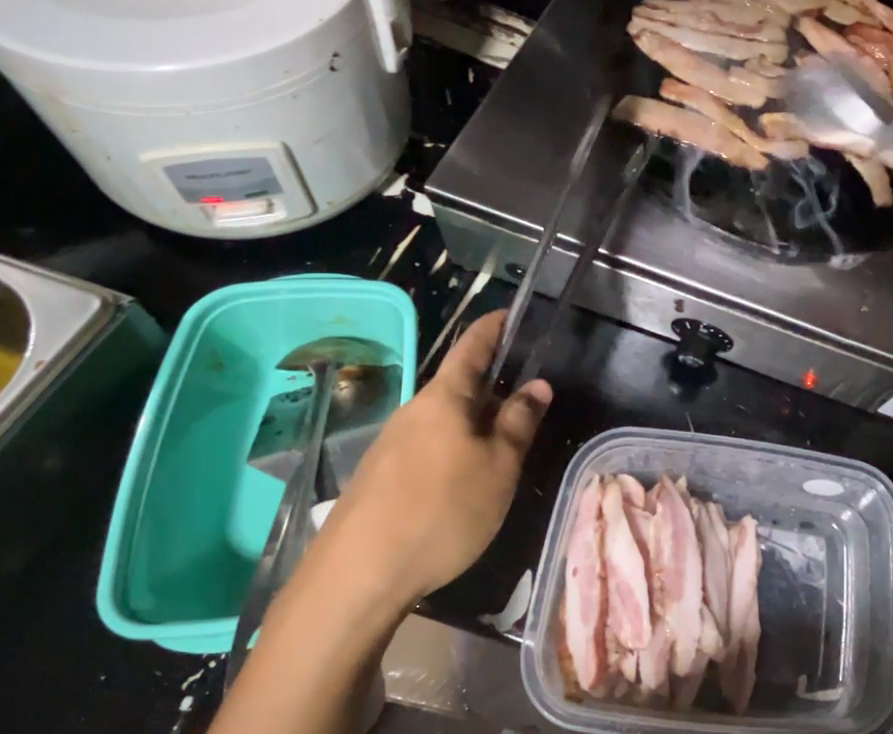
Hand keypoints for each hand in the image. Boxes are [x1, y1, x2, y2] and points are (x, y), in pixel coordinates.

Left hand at [314, 310, 552, 605]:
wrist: (356, 578)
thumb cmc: (441, 511)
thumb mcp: (499, 468)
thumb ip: (519, 422)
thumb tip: (537, 384)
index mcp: (443, 398)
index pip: (472, 346)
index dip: (494, 327)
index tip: (514, 313)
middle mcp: (413, 412)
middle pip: (457, 385)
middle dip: (491, 385)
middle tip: (527, 396)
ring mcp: (390, 446)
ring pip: (442, 419)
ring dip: (473, 421)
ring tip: (503, 442)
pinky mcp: (378, 479)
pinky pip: (426, 447)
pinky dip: (453, 447)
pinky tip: (464, 479)